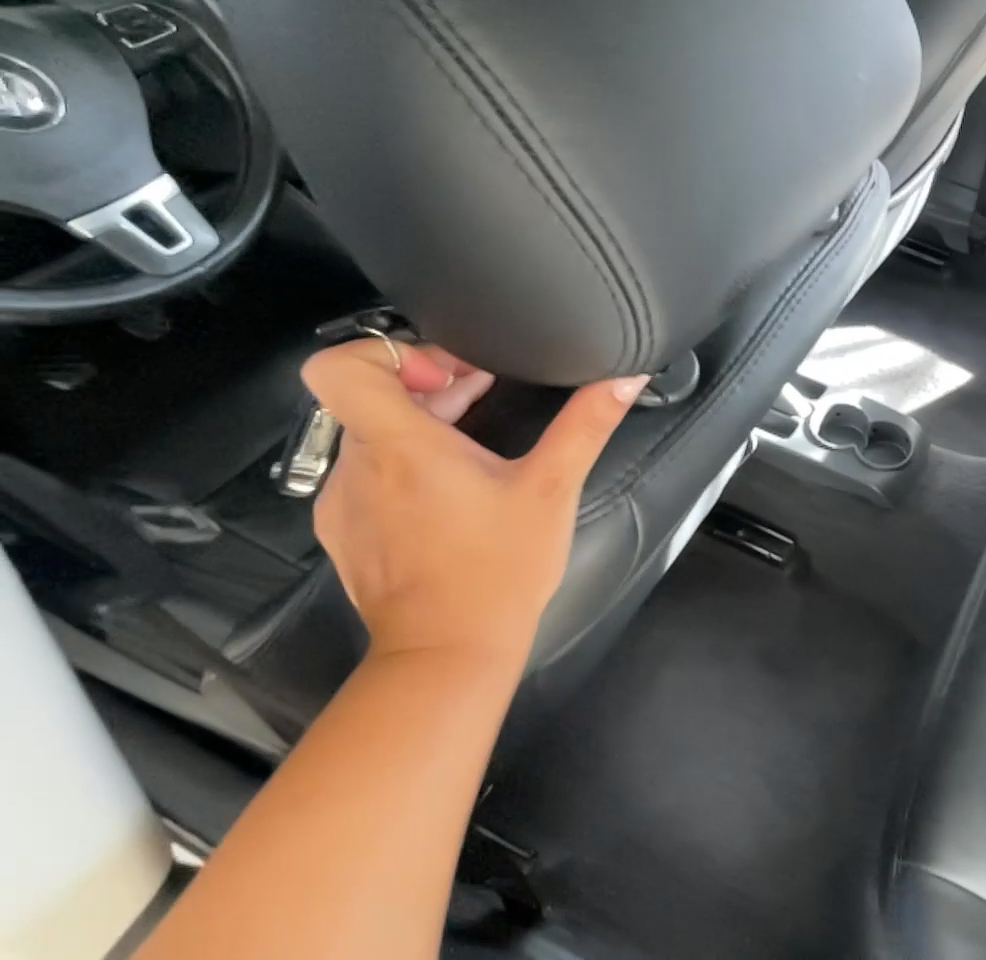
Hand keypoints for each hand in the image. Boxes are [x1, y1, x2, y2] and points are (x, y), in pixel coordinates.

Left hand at [301, 340, 646, 665]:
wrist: (449, 650)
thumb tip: (627, 378)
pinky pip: (366, 474)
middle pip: (370, 396)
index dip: (389, 352)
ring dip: (418, 426)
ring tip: (474, 441)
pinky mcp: (344, 531)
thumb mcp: (552, 489)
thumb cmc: (500, 568)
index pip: (341, 365)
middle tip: (482, 392)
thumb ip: (586, 426)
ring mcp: (342, 501)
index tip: (445, 373)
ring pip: (369, 435)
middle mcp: (357, 466)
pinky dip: (403, 465)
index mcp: (400, 447)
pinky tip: (452, 491)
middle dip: (428, 386)